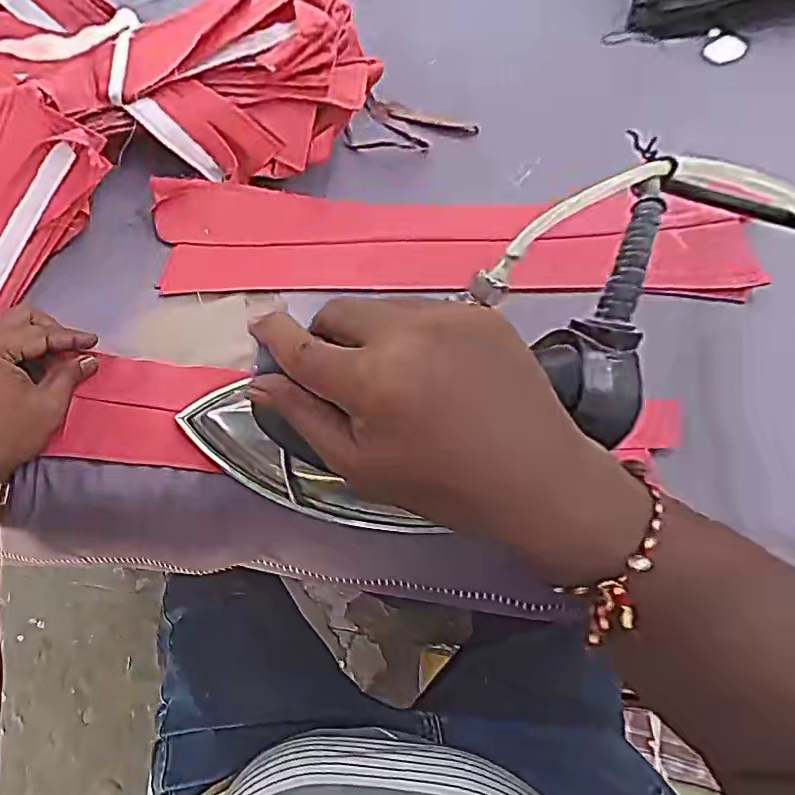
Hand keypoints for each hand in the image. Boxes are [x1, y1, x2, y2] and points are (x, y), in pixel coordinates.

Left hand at [0, 306, 98, 481]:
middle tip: (75, 351)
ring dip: (37, 339)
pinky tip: (37, 367)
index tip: (92, 342)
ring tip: (58, 362)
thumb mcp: (48, 406)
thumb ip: (69, 375)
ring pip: (11, 327)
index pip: (38, 331)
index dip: (70, 337)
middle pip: (22, 318)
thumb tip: (87, 359)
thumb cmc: (6, 437)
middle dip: (52, 332)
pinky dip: (21, 348)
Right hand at [248, 298, 649, 582]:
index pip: (303, 346)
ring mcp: (446, 316)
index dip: (274, 334)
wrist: (533, 477)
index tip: (260, 325)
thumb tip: (262, 384)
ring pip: (379, 310)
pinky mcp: (478, 313)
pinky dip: (408, 335)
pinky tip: (430, 372)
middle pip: (338, 314)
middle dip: (325, 339)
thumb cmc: (438, 484)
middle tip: (339, 378)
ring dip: (367, 335)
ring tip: (392, 379)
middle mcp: (404, 333)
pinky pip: (420, 312)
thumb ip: (304, 417)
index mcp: (370, 379)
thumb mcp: (359, 465)